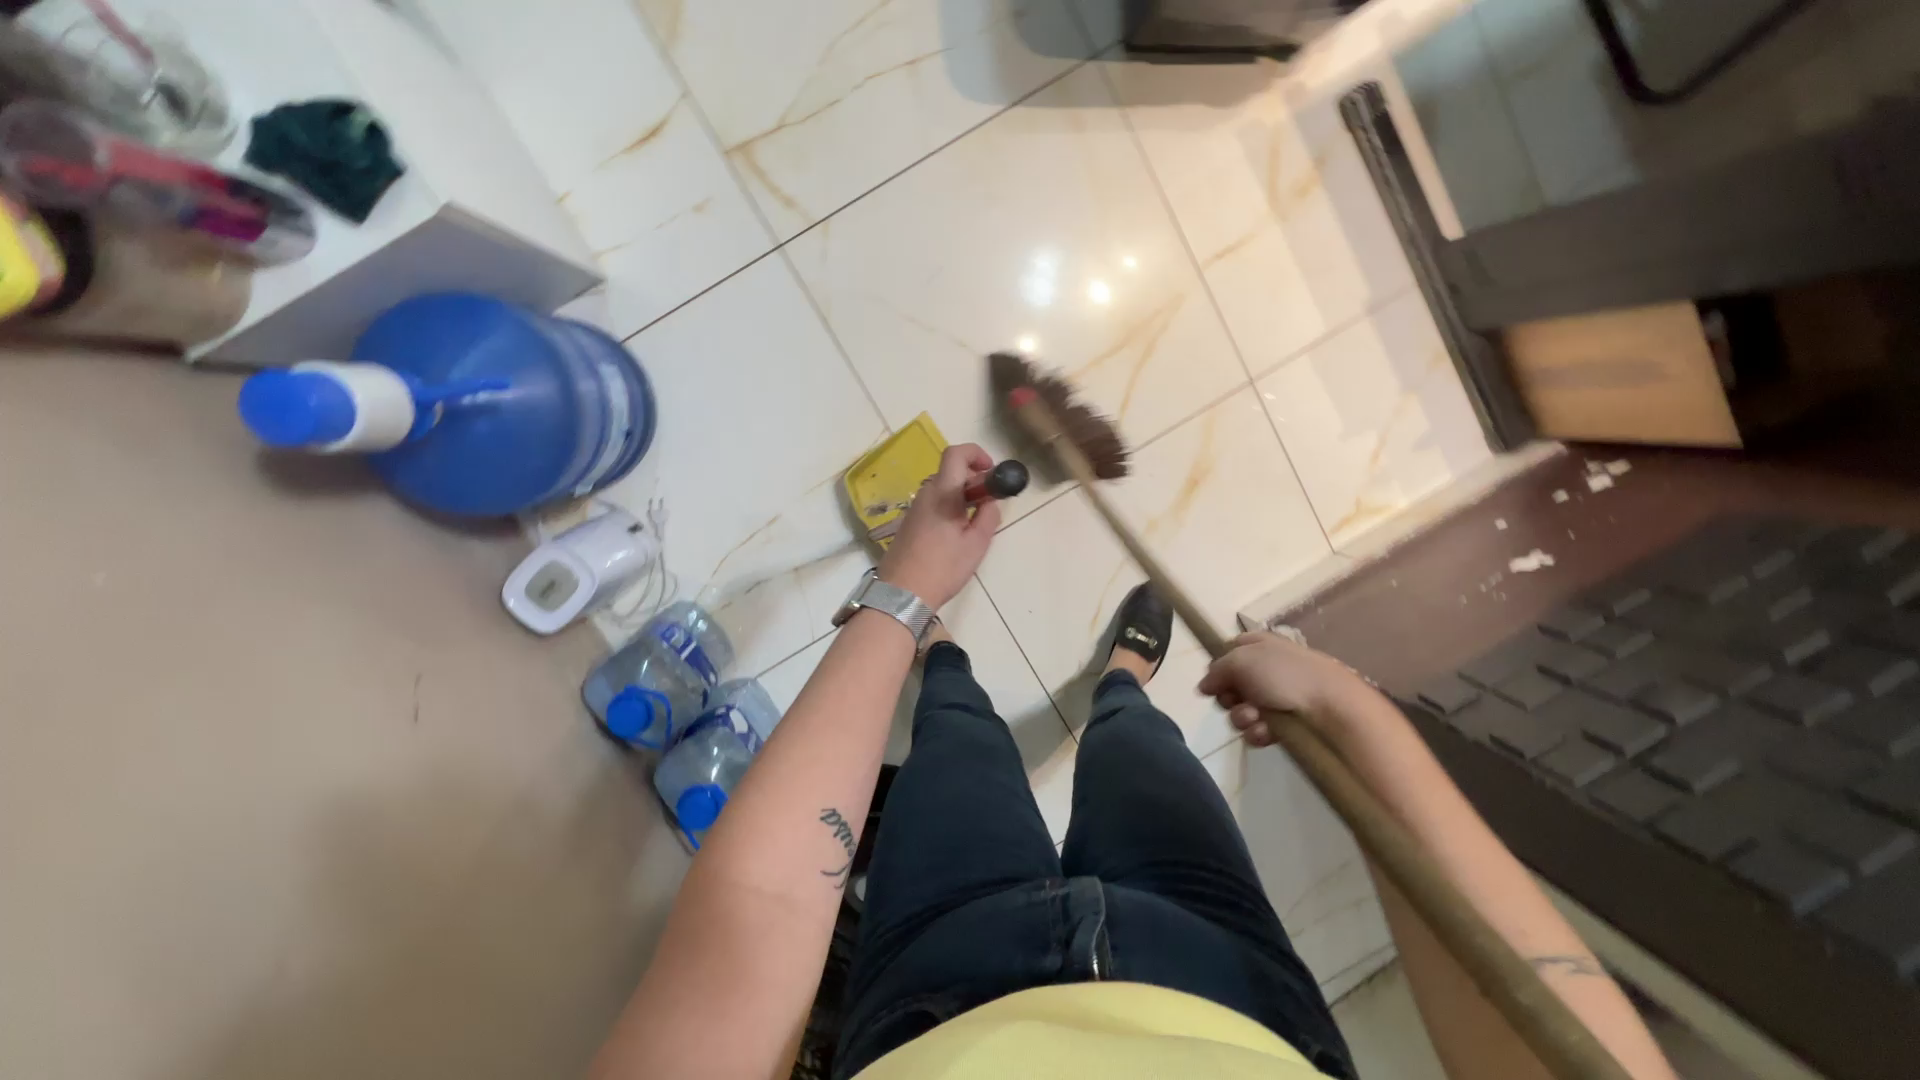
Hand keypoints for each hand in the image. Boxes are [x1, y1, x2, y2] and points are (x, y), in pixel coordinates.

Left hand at [876, 443, 1001, 609]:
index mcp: (942, 493)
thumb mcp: (976, 544)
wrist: (902, 593)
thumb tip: (989, 501)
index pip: (956, 453)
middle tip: (988, 503)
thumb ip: (988, 516)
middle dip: (973, 479)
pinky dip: (948, 508)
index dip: (976, 454)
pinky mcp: (908, 524)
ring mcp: (913, 509)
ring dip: (961, 496)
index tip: (990, 472)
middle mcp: (925, 494)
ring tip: (973, 524)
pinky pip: (933, 505)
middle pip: (950, 472)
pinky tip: (955, 535)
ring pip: (942, 490)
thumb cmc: (943, 568)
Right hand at [1196, 632, 1364, 746]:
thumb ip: (1216, 670)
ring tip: (1256, 719)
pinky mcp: (1284, 724)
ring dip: (1242, 717)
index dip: (1218, 668)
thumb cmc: (1285, 675)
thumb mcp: (1241, 660)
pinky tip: (1267, 732)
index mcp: (1260, 646)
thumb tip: (1204, 685)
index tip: (1214, 682)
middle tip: (1237, 701)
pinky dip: (1257, 733)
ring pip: (1241, 711)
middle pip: (1230, 686)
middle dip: (1229, 698)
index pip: (1228, 653)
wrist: (1332, 708)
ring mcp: (1277, 698)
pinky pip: (1257, 730)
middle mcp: (1267, 670)